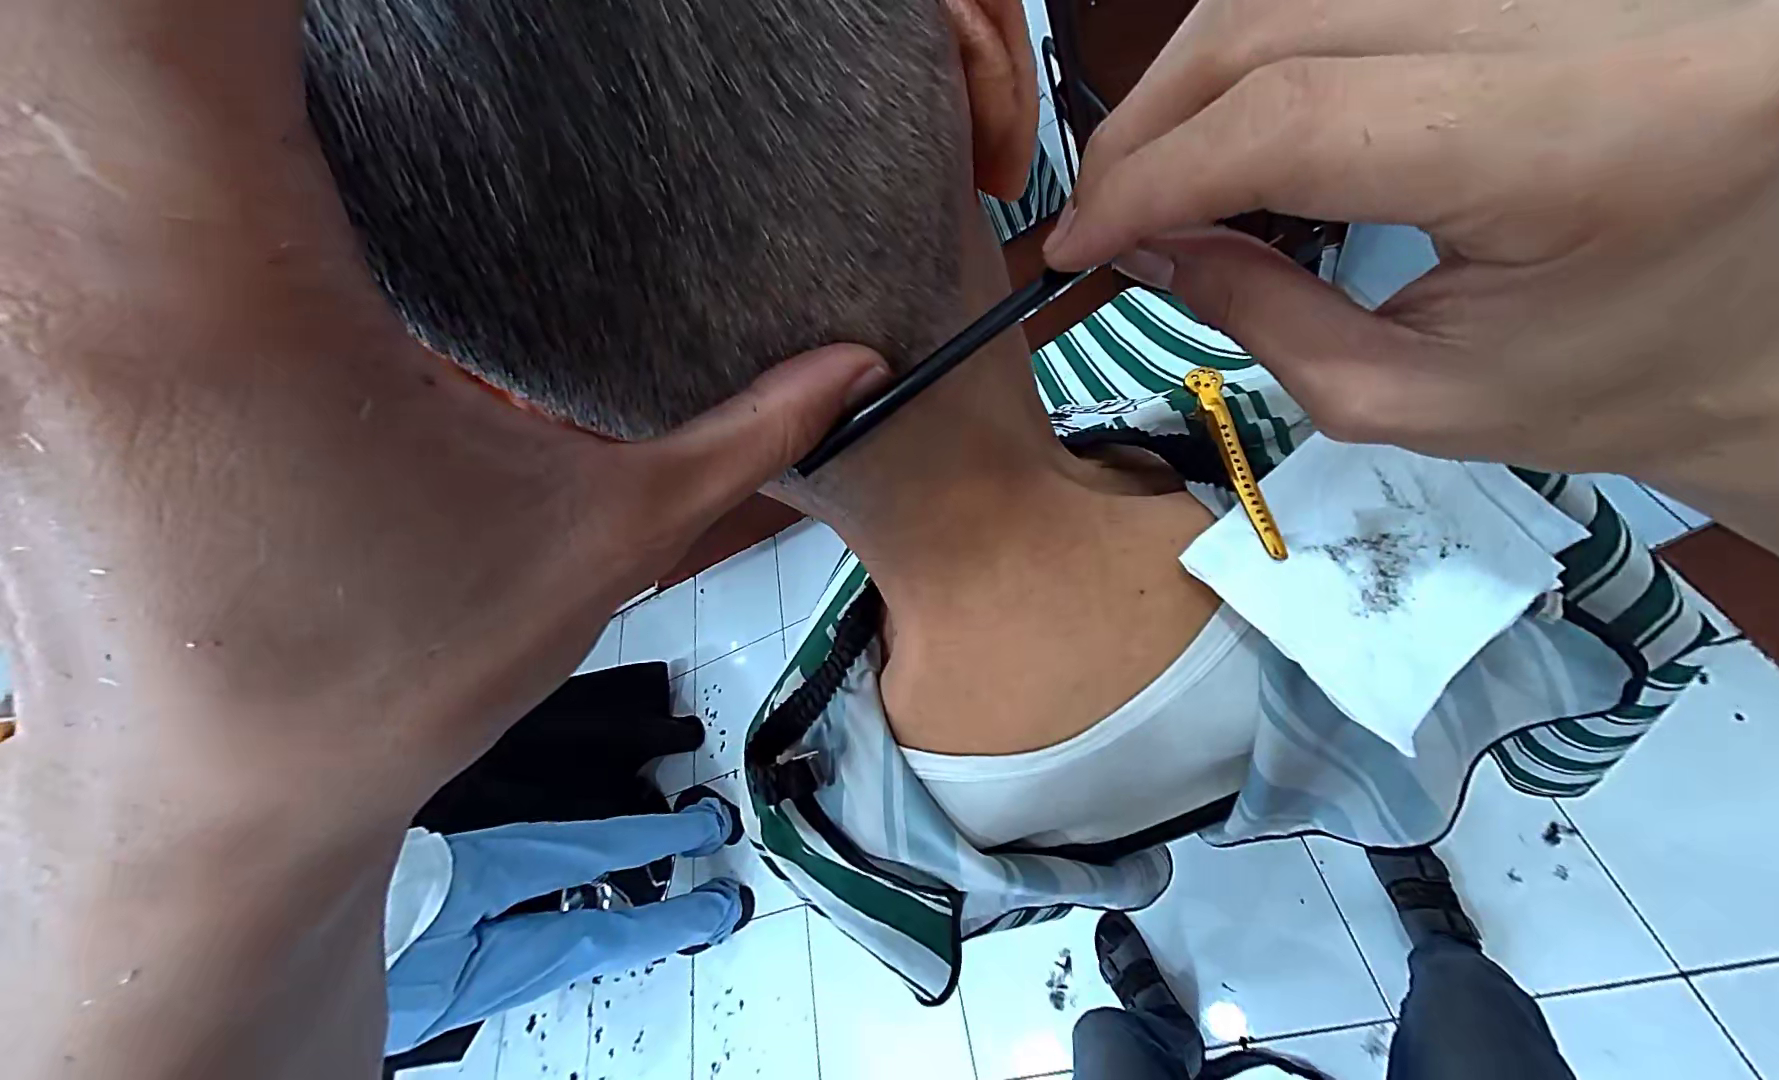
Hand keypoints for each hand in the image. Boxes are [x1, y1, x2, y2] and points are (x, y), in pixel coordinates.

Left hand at [0, 3, 883, 1073]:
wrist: (227, 787)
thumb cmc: (425, 665)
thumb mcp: (618, 538)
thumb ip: (751, 434)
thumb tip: (859, 363)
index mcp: (232, 288)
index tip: (515, 8)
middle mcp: (61, 235)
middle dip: (272, 1)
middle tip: (480, 34)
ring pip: (37, 44)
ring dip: (198, 26)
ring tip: (404, 59)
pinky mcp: (2, 291)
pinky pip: (46, 107)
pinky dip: (152, 66)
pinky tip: (270, 90)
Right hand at [1044, 0, 1778, 476]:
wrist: (1712, 342)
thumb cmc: (1552, 397)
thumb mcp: (1376, 395)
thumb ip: (1250, 308)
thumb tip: (1138, 241)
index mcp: (1588, 146)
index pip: (1304, 114)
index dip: (1156, 173)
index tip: (1075, 239)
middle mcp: (1622, 5)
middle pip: (1292, 13)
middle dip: (1153, 122)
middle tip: (1093, 209)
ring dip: (1188, 81)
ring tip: (1142, 175)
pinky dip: (1251, 54)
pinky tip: (1216, 125)